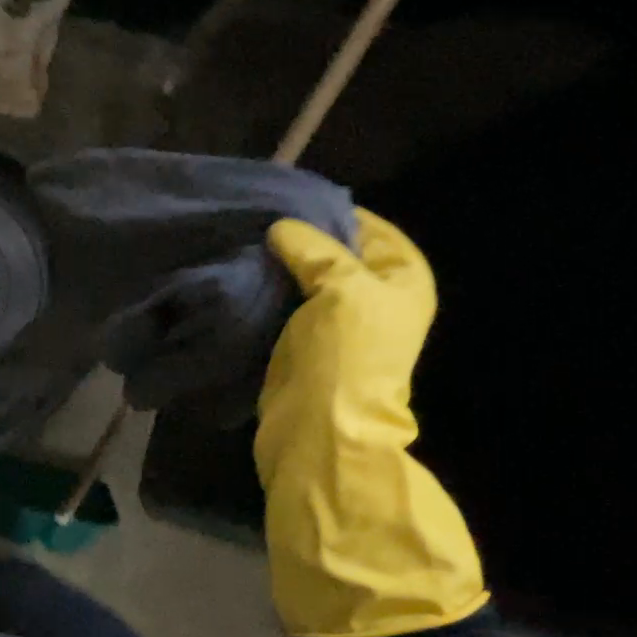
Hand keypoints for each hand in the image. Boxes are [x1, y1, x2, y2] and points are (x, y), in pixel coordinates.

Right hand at [256, 210, 487, 636]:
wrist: (320, 431)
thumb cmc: (345, 357)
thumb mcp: (339, 291)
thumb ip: (313, 252)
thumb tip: (280, 227)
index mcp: (402, 281)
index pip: (369, 229)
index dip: (329, 214)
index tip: (281, 205)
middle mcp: (374, 300)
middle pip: (334, 257)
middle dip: (296, 243)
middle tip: (251, 227)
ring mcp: (336, 328)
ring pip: (302, 285)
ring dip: (274, 273)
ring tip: (236, 254)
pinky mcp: (300, 351)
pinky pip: (281, 312)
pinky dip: (262, 300)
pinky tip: (235, 288)